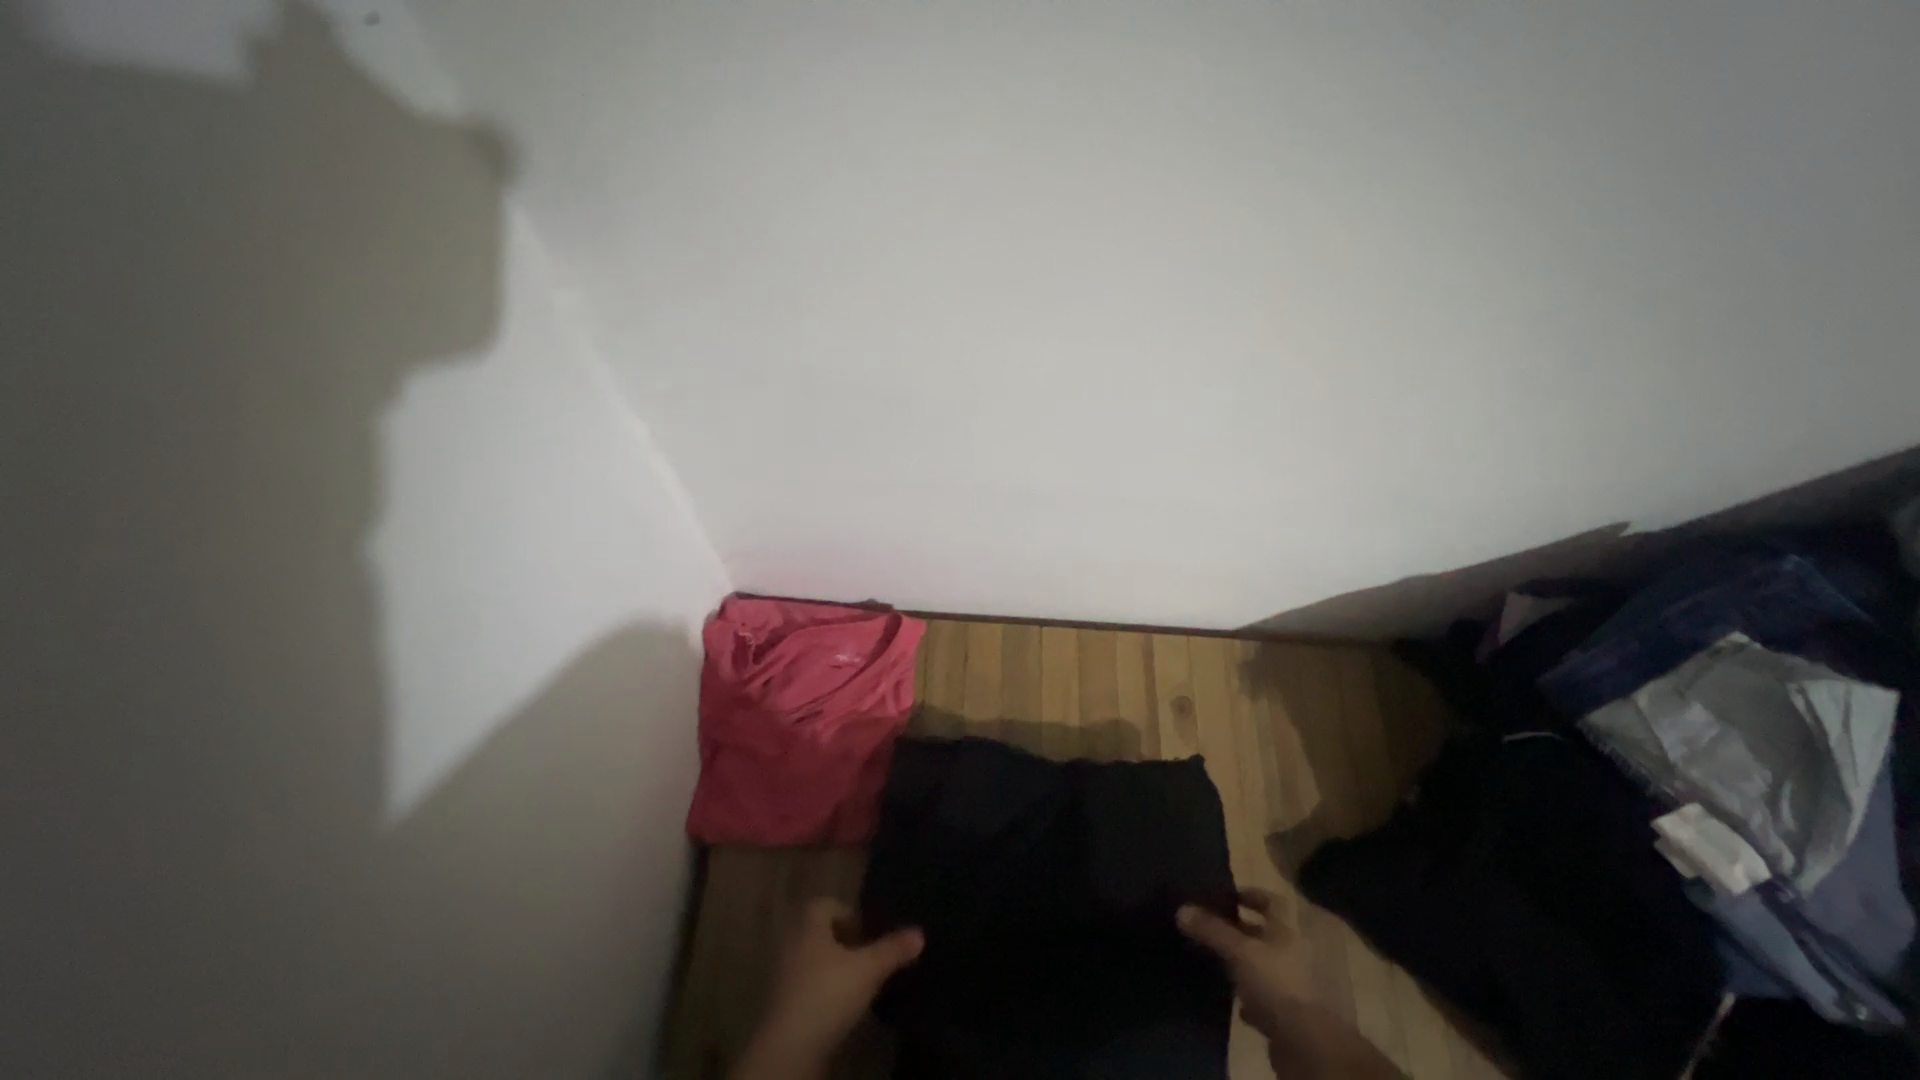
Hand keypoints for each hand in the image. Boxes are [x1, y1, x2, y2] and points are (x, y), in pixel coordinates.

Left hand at [733, 898, 923, 1079]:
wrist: (791, 1046)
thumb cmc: (829, 992)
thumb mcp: (869, 969)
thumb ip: (893, 949)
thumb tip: (920, 933)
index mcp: (808, 925)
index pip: (825, 905)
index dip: (848, 913)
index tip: (868, 930)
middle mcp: (792, 943)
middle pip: (819, 932)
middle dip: (844, 940)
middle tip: (869, 953)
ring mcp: (784, 975)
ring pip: (814, 960)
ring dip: (835, 966)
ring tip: (860, 980)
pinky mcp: (784, 1003)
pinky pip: (808, 985)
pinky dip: (825, 989)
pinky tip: (844, 1004)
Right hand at [1177, 888, 1313, 1035]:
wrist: (1303, 1043)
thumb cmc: (1274, 984)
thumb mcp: (1238, 951)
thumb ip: (1212, 930)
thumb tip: (1182, 909)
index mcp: (1287, 934)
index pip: (1273, 903)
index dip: (1253, 895)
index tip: (1229, 895)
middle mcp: (1292, 956)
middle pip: (1265, 936)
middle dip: (1240, 931)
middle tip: (1211, 926)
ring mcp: (1290, 987)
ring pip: (1262, 968)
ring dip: (1242, 964)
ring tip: (1214, 961)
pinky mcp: (1284, 1015)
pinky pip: (1262, 1000)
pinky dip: (1247, 998)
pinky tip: (1231, 1002)